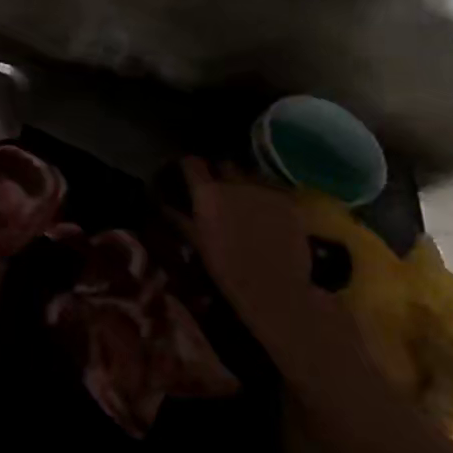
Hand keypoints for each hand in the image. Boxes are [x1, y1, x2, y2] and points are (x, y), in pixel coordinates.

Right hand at [181, 158, 321, 335]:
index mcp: (207, 193)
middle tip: (221, 191)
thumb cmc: (228, 270)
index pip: (192, 163)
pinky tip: (271, 214)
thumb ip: (181, 219)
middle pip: (224, 164)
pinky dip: (269, 197)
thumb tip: (164, 205)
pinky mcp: (288, 199)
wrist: (275, 289)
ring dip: (246, 183)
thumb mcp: (199, 244)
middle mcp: (234, 182)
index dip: (190, 166)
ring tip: (248, 202)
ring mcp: (263, 189)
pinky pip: (274, 189)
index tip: (189, 172)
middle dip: (221, 173)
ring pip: (251, 175)